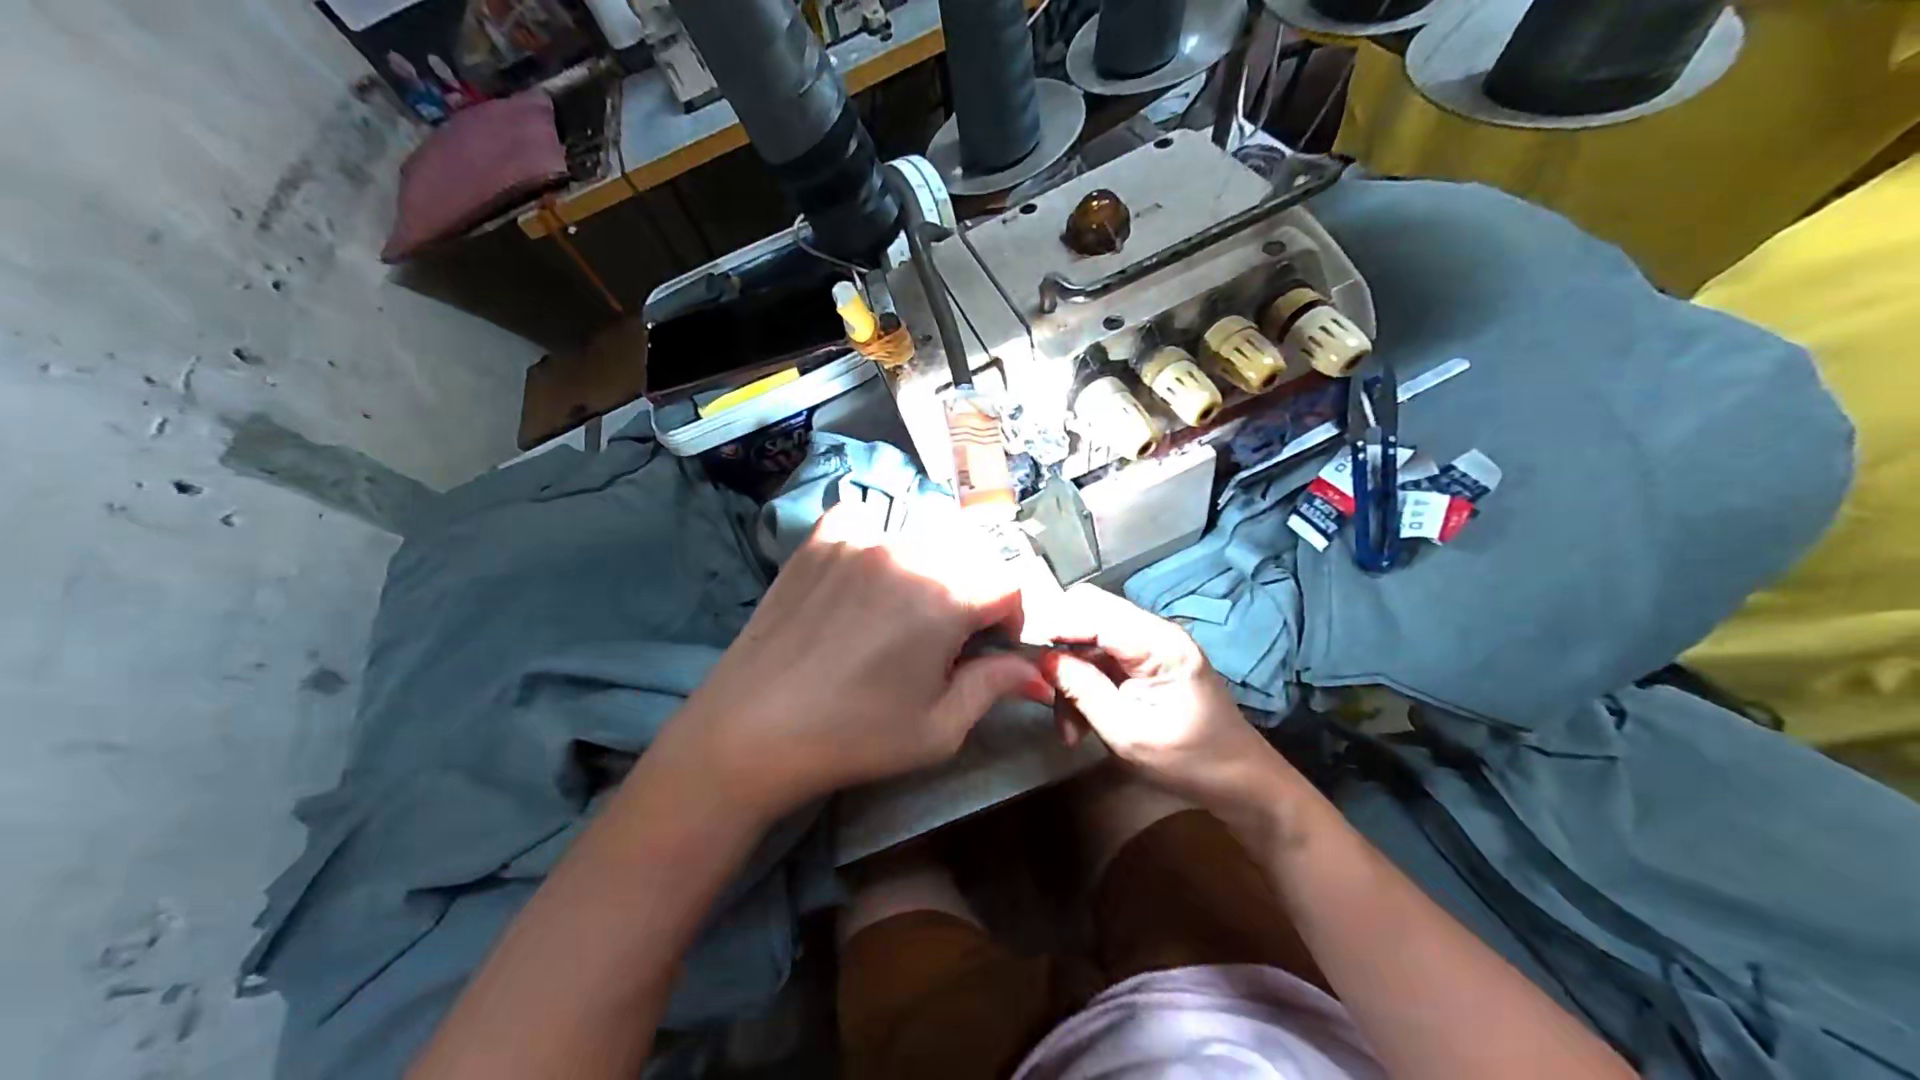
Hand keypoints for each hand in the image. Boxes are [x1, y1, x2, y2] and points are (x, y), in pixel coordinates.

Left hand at [656, 500, 1044, 818]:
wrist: (751, 730)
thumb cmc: (854, 736)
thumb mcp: (938, 728)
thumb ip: (994, 687)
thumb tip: (1037, 675)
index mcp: (944, 596)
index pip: (1008, 584)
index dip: (1011, 620)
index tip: (990, 650)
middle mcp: (908, 552)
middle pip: (969, 556)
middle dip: (973, 593)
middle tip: (948, 638)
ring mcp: (858, 539)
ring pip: (922, 537)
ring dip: (930, 569)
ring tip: (902, 613)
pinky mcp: (819, 540)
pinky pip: (865, 521)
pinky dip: (876, 541)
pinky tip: (862, 577)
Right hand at [1037, 583, 1300, 813]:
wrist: (1240, 783)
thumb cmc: (1191, 762)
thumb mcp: (1128, 733)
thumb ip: (1083, 691)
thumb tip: (1042, 659)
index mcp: (1159, 643)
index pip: (1093, 611)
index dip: (1055, 626)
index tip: (1022, 651)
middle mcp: (1154, 631)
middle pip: (1088, 615)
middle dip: (1059, 650)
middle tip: (1043, 689)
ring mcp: (1150, 646)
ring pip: (1089, 640)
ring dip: (1070, 676)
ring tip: (1067, 728)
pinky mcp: (1145, 662)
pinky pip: (1101, 660)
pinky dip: (1084, 685)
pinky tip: (1080, 723)